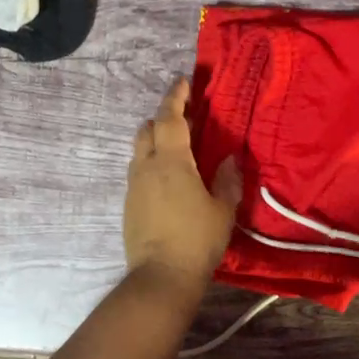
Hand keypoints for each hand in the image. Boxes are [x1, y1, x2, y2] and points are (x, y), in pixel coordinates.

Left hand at [123, 78, 239, 293]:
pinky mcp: (129, 204)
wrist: (160, 277)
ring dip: (155, 140)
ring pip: (140, 150)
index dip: (175, 96)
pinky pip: (138, 171)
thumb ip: (227, 179)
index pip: (169, 117)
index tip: (183, 81)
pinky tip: (168, 178)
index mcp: (171, 160)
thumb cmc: (197, 240)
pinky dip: (151, 163)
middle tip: (186, 117)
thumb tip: (229, 158)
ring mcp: (133, 186)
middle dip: (164, 117)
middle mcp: (146, 166)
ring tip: (177, 147)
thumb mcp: (223, 209)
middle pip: (148, 129)